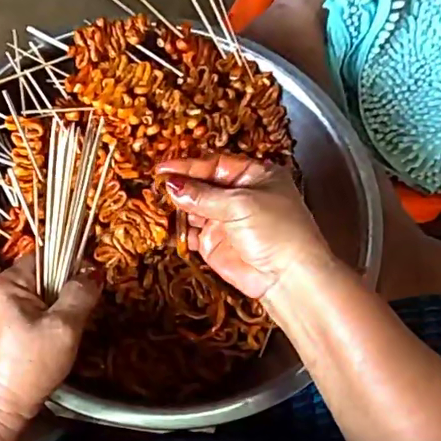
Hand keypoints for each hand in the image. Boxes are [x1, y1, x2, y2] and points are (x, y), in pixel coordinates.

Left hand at [0, 259, 100, 427]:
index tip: (91, 279)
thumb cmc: (31, 364)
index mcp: (6, 282)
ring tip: (76, 321)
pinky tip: (64, 331)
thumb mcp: (63, 326)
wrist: (5, 403)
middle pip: (45, 273)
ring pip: (44, 291)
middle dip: (67, 286)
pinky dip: (54, 315)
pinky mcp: (10, 324)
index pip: (45, 256)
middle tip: (85, 305)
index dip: (70, 263)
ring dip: (63, 303)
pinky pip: (38, 307)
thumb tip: (94, 272)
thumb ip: (80, 294)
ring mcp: (3, 307)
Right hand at [156, 155, 335, 297]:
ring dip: (175, 208)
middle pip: (200, 185)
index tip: (162, 168)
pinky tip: (163, 225)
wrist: (286, 276)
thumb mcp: (239, 204)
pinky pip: (189, 233)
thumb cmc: (276, 230)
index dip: (188, 166)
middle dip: (179, 186)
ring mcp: (223, 220)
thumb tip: (171, 185)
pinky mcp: (212, 243)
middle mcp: (237, 195)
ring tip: (155, 205)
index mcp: (253, 176)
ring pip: (191, 208)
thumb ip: (202, 195)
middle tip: (155, 186)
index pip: (214, 164)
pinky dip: (176, 230)